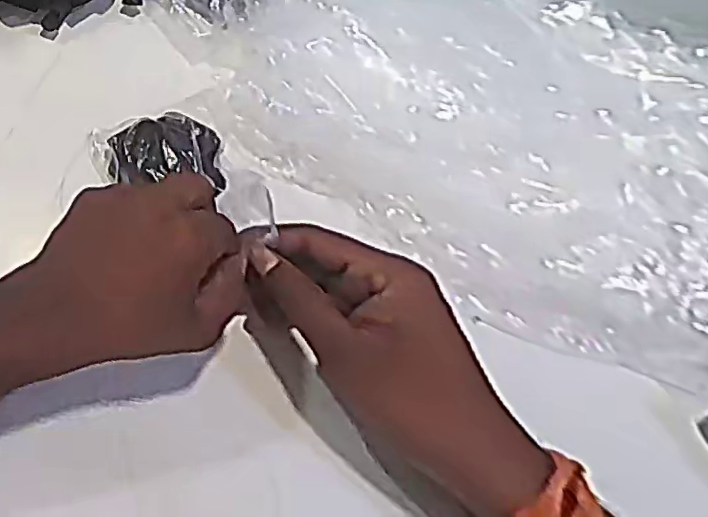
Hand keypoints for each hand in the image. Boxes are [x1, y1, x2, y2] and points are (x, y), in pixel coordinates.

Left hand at [3, 175, 244, 378]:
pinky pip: (121, 198)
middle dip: (200, 211)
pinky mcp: (90, 198)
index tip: (214, 266)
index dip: (223, 250)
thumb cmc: (124, 323)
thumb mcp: (198, 327)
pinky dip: (128, 214)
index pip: (226, 226)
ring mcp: (118, 197)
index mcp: (188, 233)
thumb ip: (228, 291)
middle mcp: (154, 204)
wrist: (62, 309)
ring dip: (162, 211)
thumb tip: (232, 270)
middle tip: (190, 246)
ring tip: (149, 251)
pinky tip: (121, 246)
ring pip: (156, 190)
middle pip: (195, 186)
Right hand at [247, 225, 553, 515]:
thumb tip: (256, 254)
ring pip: (317, 283)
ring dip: (282, 293)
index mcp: (391, 274)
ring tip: (248, 305)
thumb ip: (293, 293)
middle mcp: (390, 282)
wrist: (477, 469)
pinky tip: (273, 322)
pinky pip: (330, 306)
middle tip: (234, 284)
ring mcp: (386, 306)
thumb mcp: (341, 345)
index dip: (268, 243)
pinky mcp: (379, 329)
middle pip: (314, 259)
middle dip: (272, 270)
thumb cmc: (418, 406)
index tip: (230, 253)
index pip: (313, 239)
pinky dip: (300, 312)